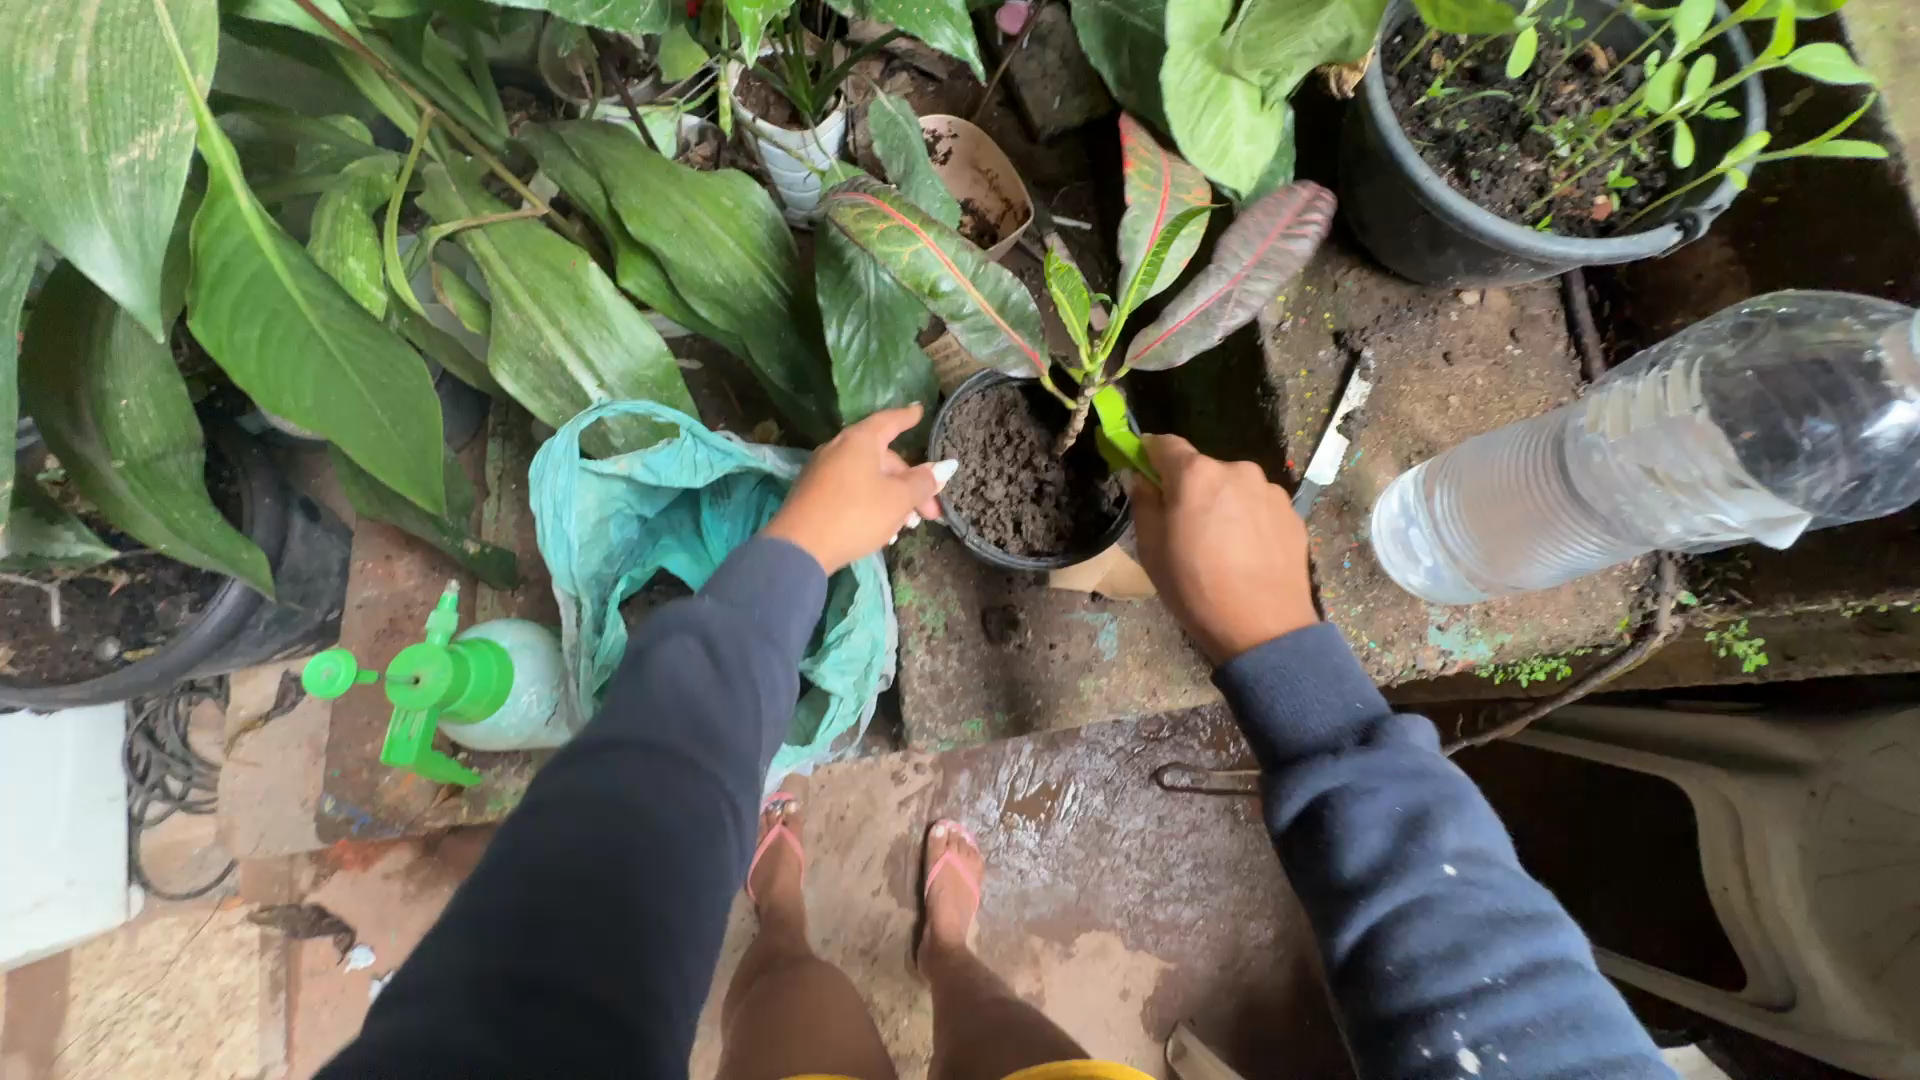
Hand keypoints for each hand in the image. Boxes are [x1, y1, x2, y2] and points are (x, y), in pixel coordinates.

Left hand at [762, 405, 957, 574]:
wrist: (800, 547)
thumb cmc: (856, 514)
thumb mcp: (898, 499)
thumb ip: (923, 482)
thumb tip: (946, 466)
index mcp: (860, 441)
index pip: (889, 421)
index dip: (907, 418)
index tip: (919, 412)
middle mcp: (839, 449)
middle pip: (883, 459)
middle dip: (910, 485)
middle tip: (928, 513)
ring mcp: (823, 472)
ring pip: (868, 479)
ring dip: (892, 500)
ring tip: (906, 527)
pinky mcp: (815, 495)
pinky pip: (851, 493)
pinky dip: (871, 506)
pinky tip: (882, 532)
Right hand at [1129, 435, 1318, 664]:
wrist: (1262, 627)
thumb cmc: (1194, 587)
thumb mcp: (1150, 548)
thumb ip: (1144, 503)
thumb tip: (1142, 479)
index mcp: (1196, 474)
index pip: (1164, 443)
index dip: (1149, 454)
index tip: (1143, 473)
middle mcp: (1236, 470)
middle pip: (1202, 468)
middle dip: (1189, 488)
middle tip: (1183, 527)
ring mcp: (1269, 491)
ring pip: (1233, 488)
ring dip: (1221, 504)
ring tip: (1220, 547)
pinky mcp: (1292, 514)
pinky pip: (1258, 507)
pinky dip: (1247, 521)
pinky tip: (1245, 555)